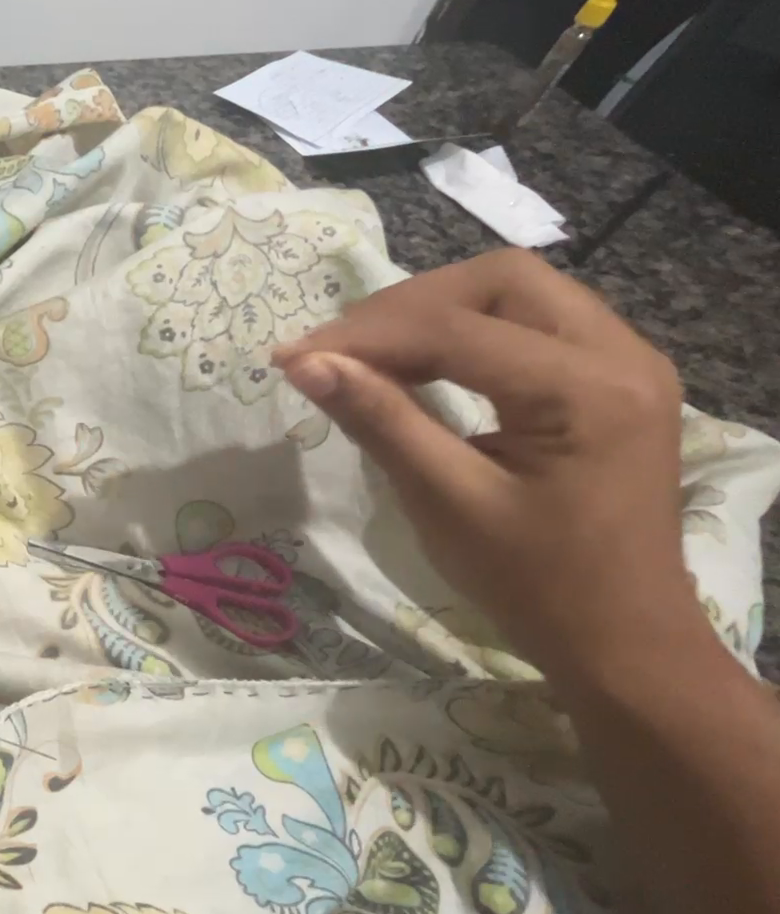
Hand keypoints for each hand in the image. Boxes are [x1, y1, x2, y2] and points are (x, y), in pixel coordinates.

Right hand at [272, 248, 706, 680]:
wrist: (617, 633)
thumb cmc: (529, 578)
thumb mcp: (442, 499)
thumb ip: (378, 419)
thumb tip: (304, 365)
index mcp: (586, 389)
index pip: (457, 328)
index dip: (365, 336)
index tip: (292, 358)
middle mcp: (620, 355)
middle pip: (499, 281)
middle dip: (404, 306)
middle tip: (334, 351)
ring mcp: (622, 362)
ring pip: (514, 294)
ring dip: (430, 313)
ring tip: (363, 356)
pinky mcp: (607, 379)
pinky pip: (527, 324)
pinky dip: (460, 333)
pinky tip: (415, 367)